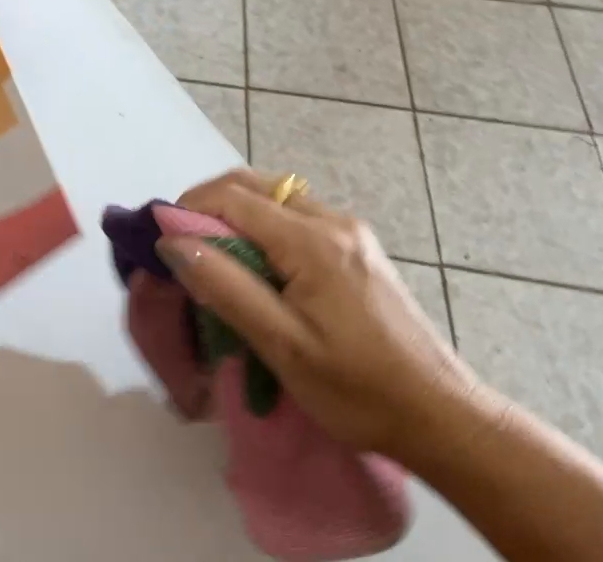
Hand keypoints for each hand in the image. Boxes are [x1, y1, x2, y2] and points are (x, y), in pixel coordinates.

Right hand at [157, 170, 493, 460]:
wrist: (443, 418)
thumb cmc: (358, 389)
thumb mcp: (282, 345)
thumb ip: (225, 285)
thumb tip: (172, 241)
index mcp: (312, 241)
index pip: (231, 197)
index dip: (186, 209)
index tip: (160, 243)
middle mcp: (332, 221)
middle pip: (253, 185)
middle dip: (206, 205)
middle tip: (182, 248)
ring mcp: (349, 233)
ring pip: (274, 198)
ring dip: (234, 215)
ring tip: (213, 260)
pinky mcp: (357, 250)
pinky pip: (294, 218)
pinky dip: (261, 228)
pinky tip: (255, 269)